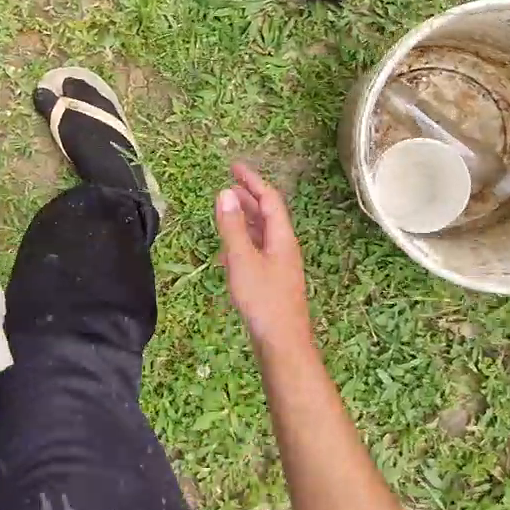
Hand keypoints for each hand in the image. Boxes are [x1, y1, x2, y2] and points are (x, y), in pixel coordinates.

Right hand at [213, 163, 311, 354]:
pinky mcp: (272, 280)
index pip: (269, 199)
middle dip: (248, 197)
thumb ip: (232, 227)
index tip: (234, 167)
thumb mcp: (242, 259)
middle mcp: (283, 247)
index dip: (253, 181)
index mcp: (282, 237)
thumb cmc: (263, 299)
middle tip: (228, 184)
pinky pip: (257, 250)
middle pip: (267, 214)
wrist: (282, 342)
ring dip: (245, 218)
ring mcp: (279, 265)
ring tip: (226, 209)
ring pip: (262, 233)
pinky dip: (242, 241)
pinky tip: (228, 250)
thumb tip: (225, 193)